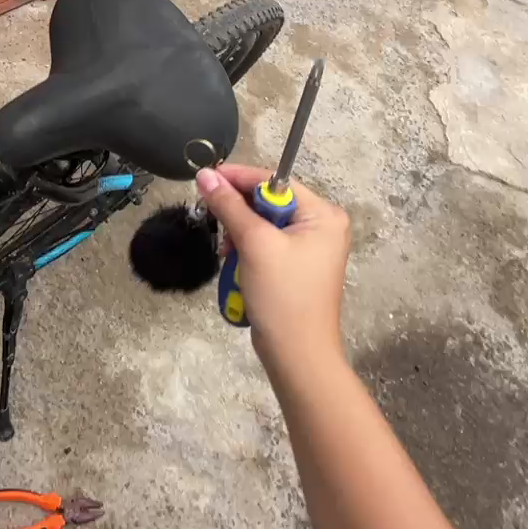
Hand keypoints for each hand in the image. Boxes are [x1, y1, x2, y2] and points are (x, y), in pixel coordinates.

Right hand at [195, 164, 351, 371]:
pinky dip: (246, 246)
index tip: (204, 179)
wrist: (297, 355)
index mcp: (323, 214)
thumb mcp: (254, 243)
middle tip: (213, 219)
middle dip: (238, 209)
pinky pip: (265, 241)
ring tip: (227, 249)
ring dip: (239, 230)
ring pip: (262, 221)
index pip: (274, 180)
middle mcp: (321, 225)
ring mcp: (309, 247)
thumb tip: (204, 174)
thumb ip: (228, 205)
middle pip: (268, 200)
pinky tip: (235, 259)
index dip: (238, 178)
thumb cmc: (282, 294)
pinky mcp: (295, 265)